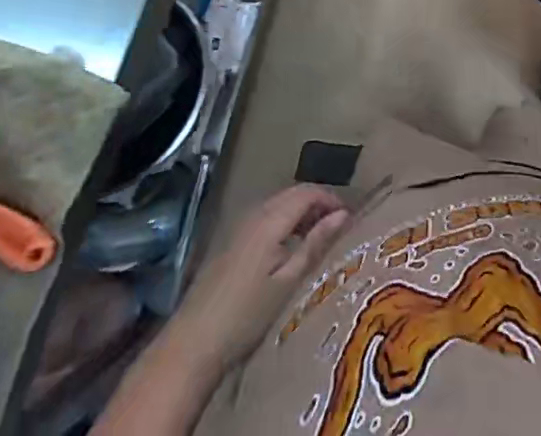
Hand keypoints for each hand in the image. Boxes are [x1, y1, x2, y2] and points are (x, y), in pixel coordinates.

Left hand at [176, 184, 349, 367]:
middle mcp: (253, 217)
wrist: (190, 347)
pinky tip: (289, 250)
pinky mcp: (229, 245)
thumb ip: (315, 243)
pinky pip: (264, 219)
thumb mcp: (289, 281)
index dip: (331, 199)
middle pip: (291, 194)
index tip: (349, 219)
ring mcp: (237, 230)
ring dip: (300, 213)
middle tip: (337, 227)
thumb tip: (343, 214)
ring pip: (277, 205)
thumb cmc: (246, 316)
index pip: (307, 192)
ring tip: (318, 238)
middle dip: (317, 203)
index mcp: (270, 222)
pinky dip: (284, 223)